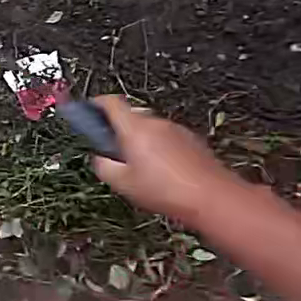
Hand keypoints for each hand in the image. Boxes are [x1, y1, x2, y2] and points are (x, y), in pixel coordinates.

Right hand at [87, 96, 245, 225]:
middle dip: (118, 128)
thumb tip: (100, 158)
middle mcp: (155, 123)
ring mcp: (176, 130)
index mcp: (134, 128)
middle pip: (131, 115)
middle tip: (112, 149)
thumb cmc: (164, 190)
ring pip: (149, 127)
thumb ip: (103, 166)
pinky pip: (167, 137)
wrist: (212, 198)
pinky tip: (161, 171)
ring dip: (139, 139)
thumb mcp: (121, 183)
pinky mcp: (192, 140)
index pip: (110, 103)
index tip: (88, 111)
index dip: (96, 104)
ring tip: (139, 166)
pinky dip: (159, 146)